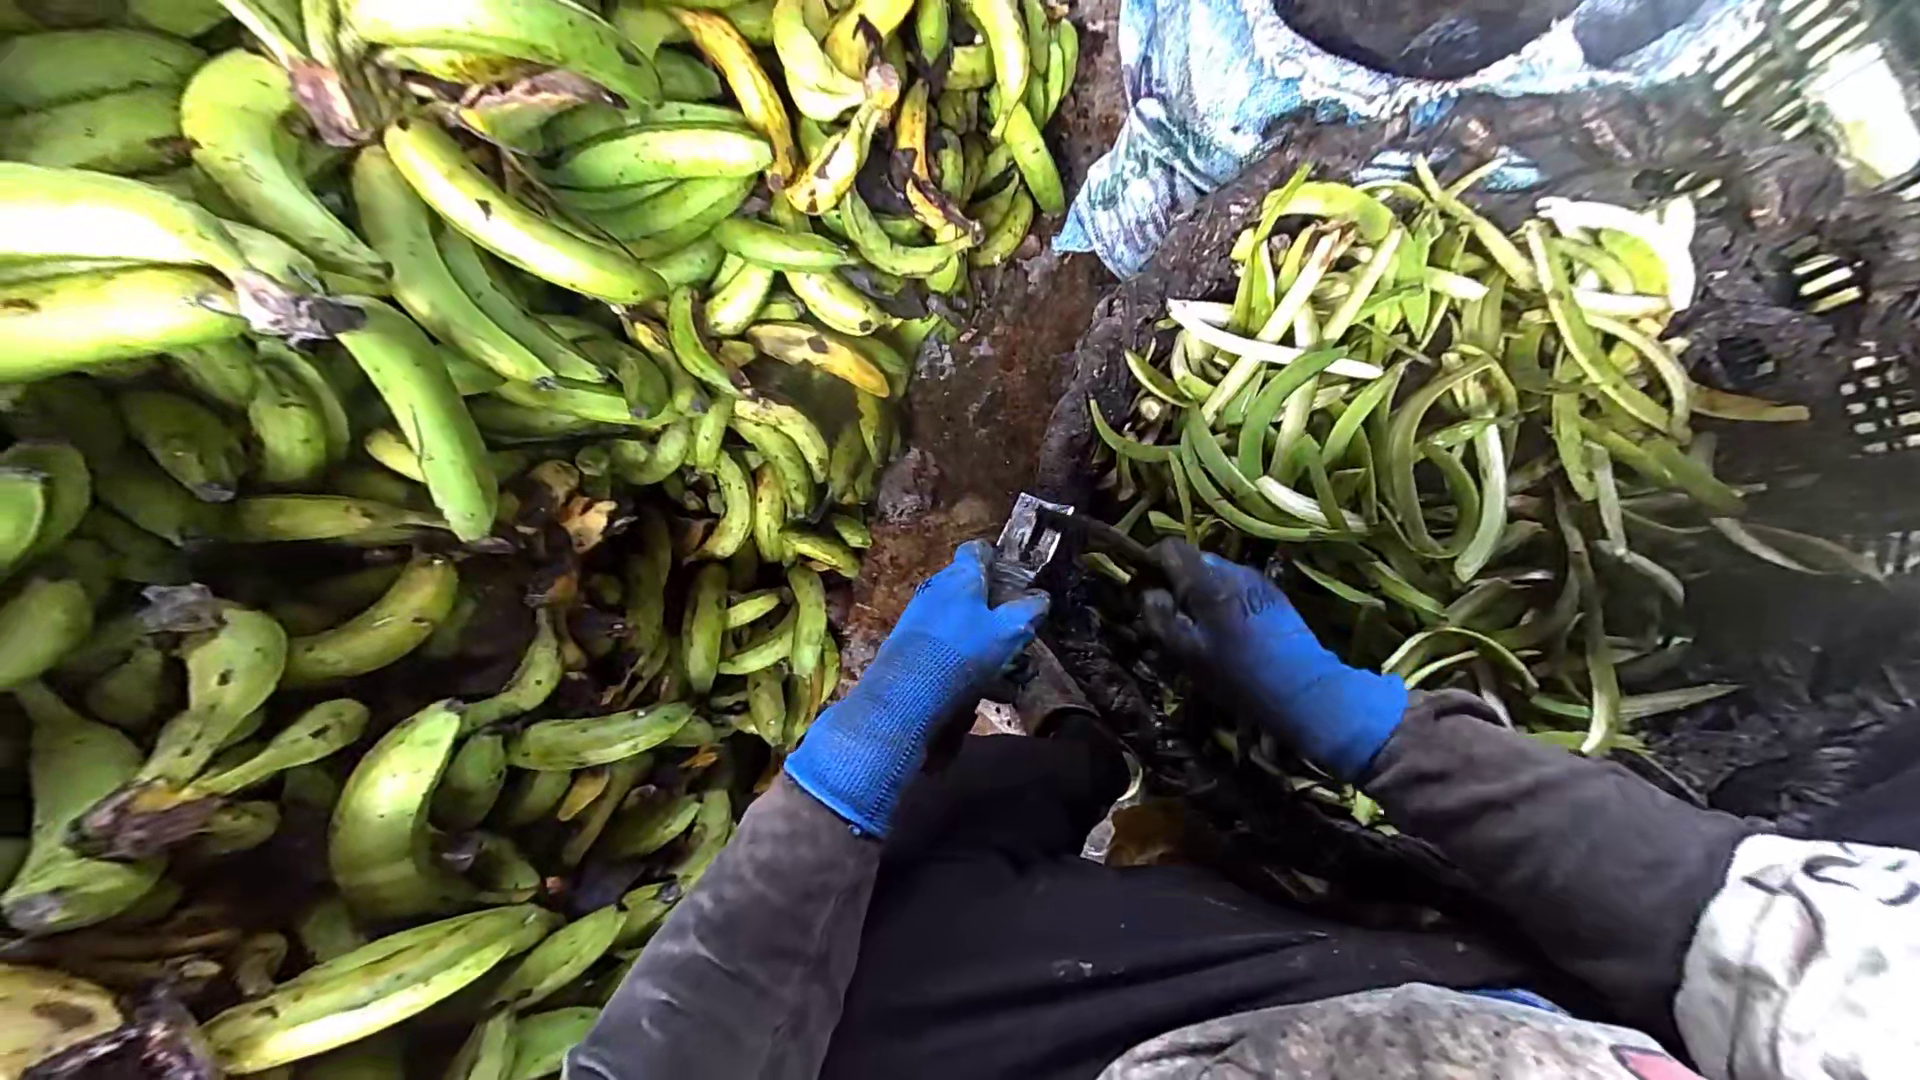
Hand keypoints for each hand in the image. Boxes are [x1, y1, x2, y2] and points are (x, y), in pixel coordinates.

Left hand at [785, 540, 1048, 835]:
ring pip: (953, 613)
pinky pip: (940, 637)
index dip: (994, 557)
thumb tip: (1041, 599)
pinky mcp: (905, 640)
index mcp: (961, 576)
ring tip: (997, 660)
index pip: (976, 550)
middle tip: (1010, 623)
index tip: (1008, 571)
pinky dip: (958, 650)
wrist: (906, 692)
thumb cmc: (964, 651)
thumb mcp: (1009, 632)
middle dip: (988, 601)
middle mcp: (935, 587)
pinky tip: (973, 678)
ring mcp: (917, 613)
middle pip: (965, 584)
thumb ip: (1028, 612)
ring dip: (974, 629)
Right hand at [1142, 540, 1405, 780]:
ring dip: (1199, 590)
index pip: (1169, 547)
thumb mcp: (1185, 652)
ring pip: (1214, 573)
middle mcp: (1233, 571)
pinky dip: (1221, 597)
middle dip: (1175, 580)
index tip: (1143, 585)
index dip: (1150, 561)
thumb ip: (1159, 616)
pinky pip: (1234, 585)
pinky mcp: (1273, 594)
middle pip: (1192, 559)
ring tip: (1198, 623)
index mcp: (1207, 582)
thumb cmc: (1236, 674)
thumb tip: (1149, 592)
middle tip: (1170, 611)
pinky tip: (1226, 627)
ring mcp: (1256, 580)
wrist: (1305, 691)